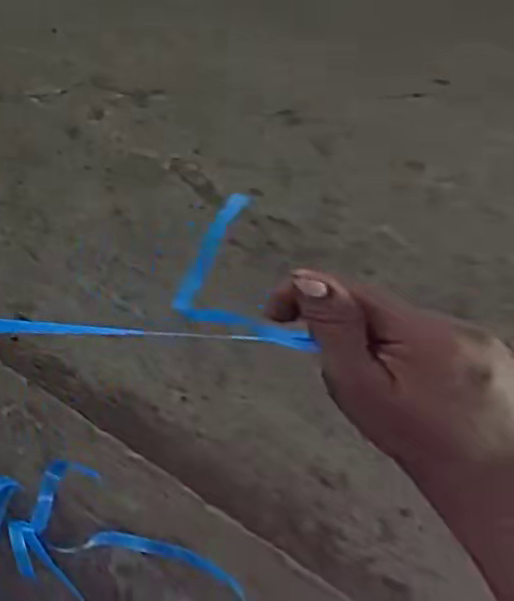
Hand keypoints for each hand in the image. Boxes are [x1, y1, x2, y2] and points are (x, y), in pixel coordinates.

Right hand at [265, 270, 513, 483]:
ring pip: (397, 322)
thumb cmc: (412, 435)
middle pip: (374, 306)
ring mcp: (485, 345)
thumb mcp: (356, 380)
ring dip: (369, 337)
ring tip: (369, 374)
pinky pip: (424, 337)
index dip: (302, 295)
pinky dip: (400, 349)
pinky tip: (404, 380)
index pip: (347, 289)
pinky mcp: (492, 359)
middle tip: (327, 358)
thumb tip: (308, 280)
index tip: (274, 317)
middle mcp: (461, 329)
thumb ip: (331, 326)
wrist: (492, 485)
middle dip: (339, 324)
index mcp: (427, 332)